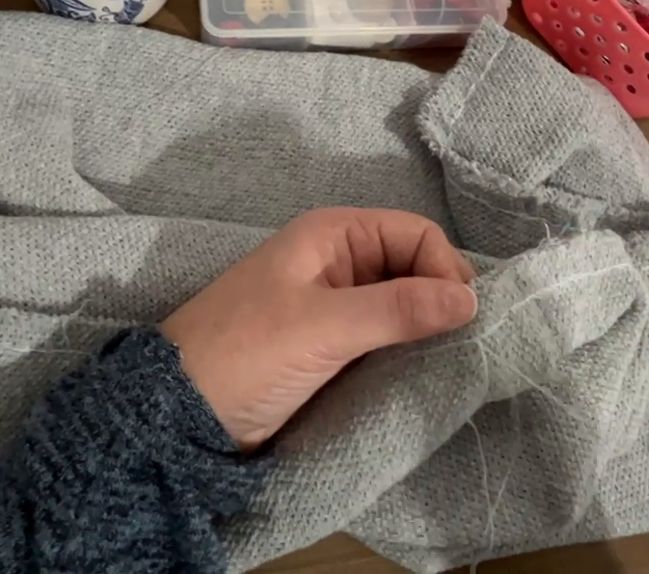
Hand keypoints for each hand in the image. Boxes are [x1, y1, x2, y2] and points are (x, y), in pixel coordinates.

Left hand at [159, 207, 477, 451]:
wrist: (177, 414)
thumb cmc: (246, 353)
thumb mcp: (322, 326)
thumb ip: (397, 308)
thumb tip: (472, 299)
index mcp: (333, 235)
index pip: (414, 234)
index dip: (444, 269)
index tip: (465, 319)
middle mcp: (337, 260)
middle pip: (411, 265)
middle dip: (440, 297)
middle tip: (466, 344)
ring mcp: (334, 302)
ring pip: (400, 302)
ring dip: (425, 325)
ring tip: (452, 360)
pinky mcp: (330, 342)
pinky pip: (382, 333)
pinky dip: (405, 347)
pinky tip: (422, 370)